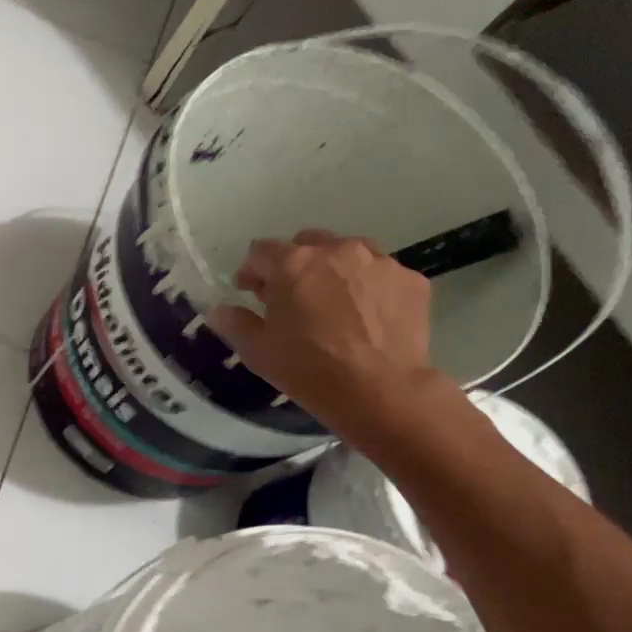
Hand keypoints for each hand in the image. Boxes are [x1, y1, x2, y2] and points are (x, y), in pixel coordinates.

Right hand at [208, 229, 442, 438]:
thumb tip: (221, 309)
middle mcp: (339, 251)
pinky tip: (363, 316)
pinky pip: (380, 272)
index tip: (250, 292)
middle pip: (308, 242)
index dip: (251, 271)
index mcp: (294, 264)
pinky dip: (366, 286)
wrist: (378, 389)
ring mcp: (380, 262)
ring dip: (332, 269)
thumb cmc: (307, 368)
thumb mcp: (257, 351)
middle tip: (290, 296)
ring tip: (330, 302)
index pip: (261, 251)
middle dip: (294, 264)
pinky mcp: (410, 279)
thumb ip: (235, 323)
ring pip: (348, 252)